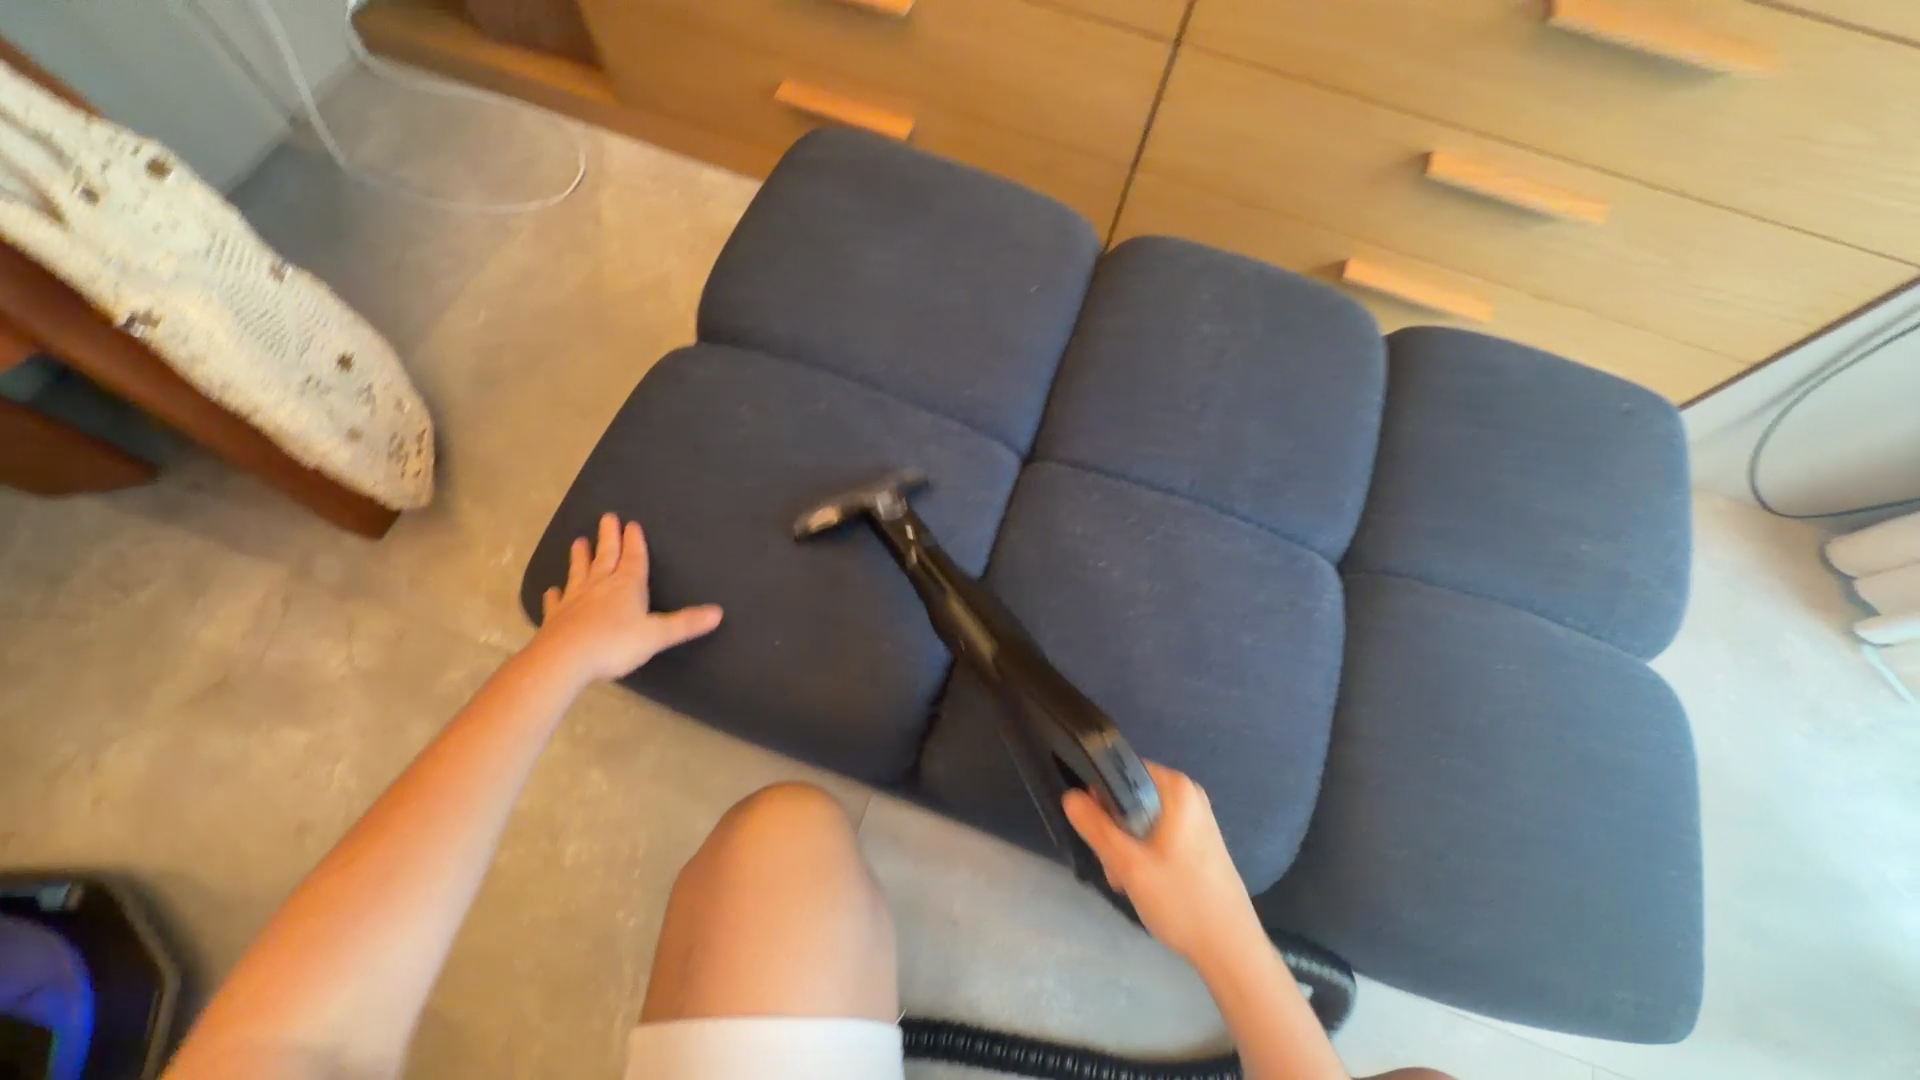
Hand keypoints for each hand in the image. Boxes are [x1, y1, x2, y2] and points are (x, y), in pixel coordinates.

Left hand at [532, 513, 722, 682]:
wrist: (564, 659)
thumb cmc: (615, 644)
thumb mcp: (657, 635)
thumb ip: (686, 623)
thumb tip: (718, 612)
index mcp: (627, 586)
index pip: (634, 559)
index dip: (635, 542)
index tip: (631, 524)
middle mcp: (601, 586)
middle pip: (606, 557)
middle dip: (609, 538)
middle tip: (607, 517)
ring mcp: (576, 599)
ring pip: (580, 572)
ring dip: (581, 557)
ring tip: (579, 541)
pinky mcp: (557, 617)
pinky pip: (557, 601)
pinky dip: (555, 594)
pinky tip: (552, 590)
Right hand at [1063, 762, 1261, 966]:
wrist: (1231, 948)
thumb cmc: (1181, 900)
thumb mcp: (1128, 864)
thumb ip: (1095, 827)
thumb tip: (1070, 796)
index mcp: (1176, 788)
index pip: (1122, 771)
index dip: (1101, 797)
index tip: (1096, 831)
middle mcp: (1189, 795)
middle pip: (1131, 798)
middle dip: (1115, 831)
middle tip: (1113, 867)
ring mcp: (1196, 819)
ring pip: (1142, 820)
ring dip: (1126, 848)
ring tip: (1127, 882)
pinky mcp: (1199, 841)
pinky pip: (1158, 834)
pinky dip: (1144, 855)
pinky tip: (1144, 884)